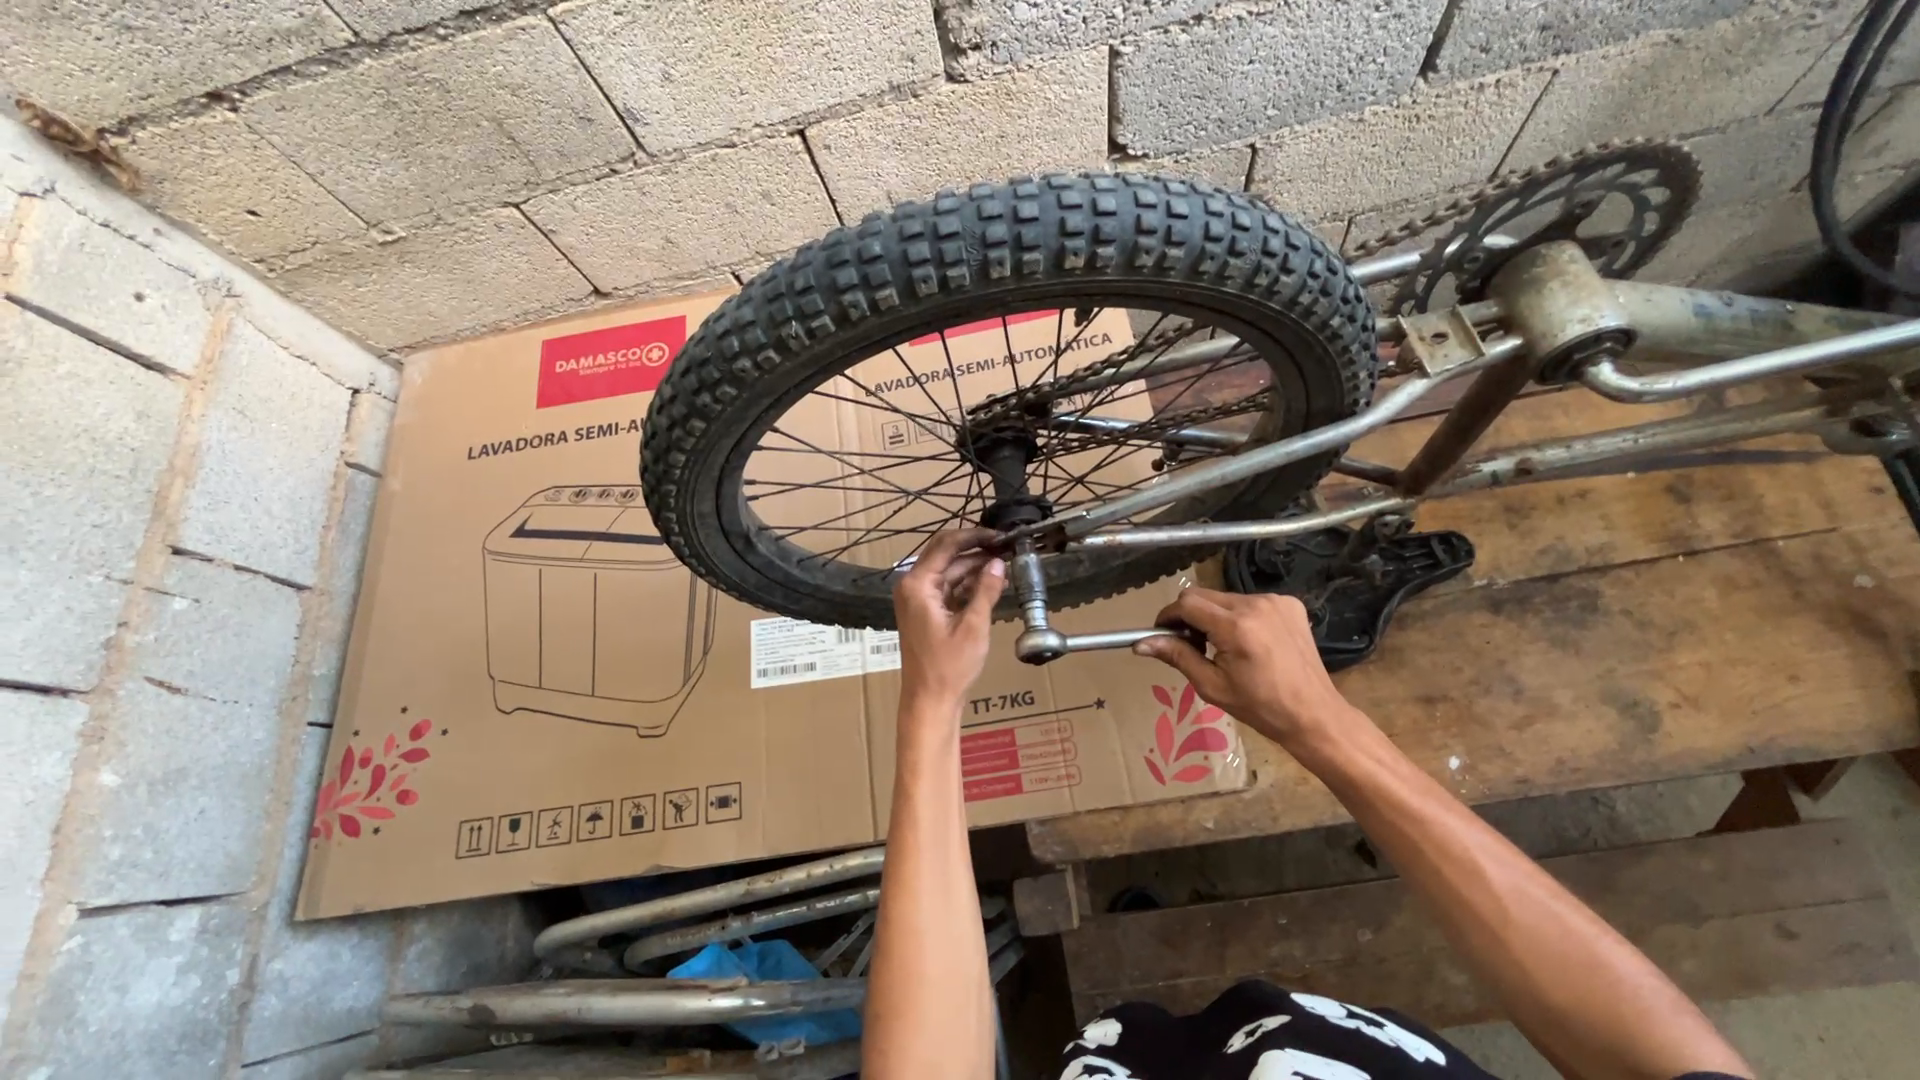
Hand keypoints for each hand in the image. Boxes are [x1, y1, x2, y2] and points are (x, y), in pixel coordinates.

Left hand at [893, 530, 1006, 711]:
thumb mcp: (974, 626)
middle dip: (975, 549)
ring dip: (973, 567)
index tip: (1000, 536)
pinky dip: (966, 584)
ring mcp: (917, 599)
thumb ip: (986, 590)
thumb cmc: (948, 668)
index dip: (974, 536)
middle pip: (945, 554)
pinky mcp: (924, 611)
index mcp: (917, 585)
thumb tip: (998, 563)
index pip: (946, 545)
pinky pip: (947, 588)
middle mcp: (912, 587)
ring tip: (1003, 564)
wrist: (930, 700)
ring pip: (948, 571)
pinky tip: (990, 583)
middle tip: (1005, 547)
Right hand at [1133, 587, 1360, 748]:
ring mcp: (1276, 601)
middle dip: (1190, 617)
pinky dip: (1240, 617)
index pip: (1186, 603)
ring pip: (1226, 598)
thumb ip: (1177, 656)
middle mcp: (1256, 604)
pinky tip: (1250, 642)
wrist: (1313, 713)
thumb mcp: (1211, 685)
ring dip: (1215, 617)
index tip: (1164, 634)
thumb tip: (1140, 643)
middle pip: (1204, 595)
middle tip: (1193, 646)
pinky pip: (1250, 602)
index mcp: (1236, 627)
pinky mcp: (1290, 604)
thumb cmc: (1260, 706)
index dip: (1168, 616)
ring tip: (1223, 647)